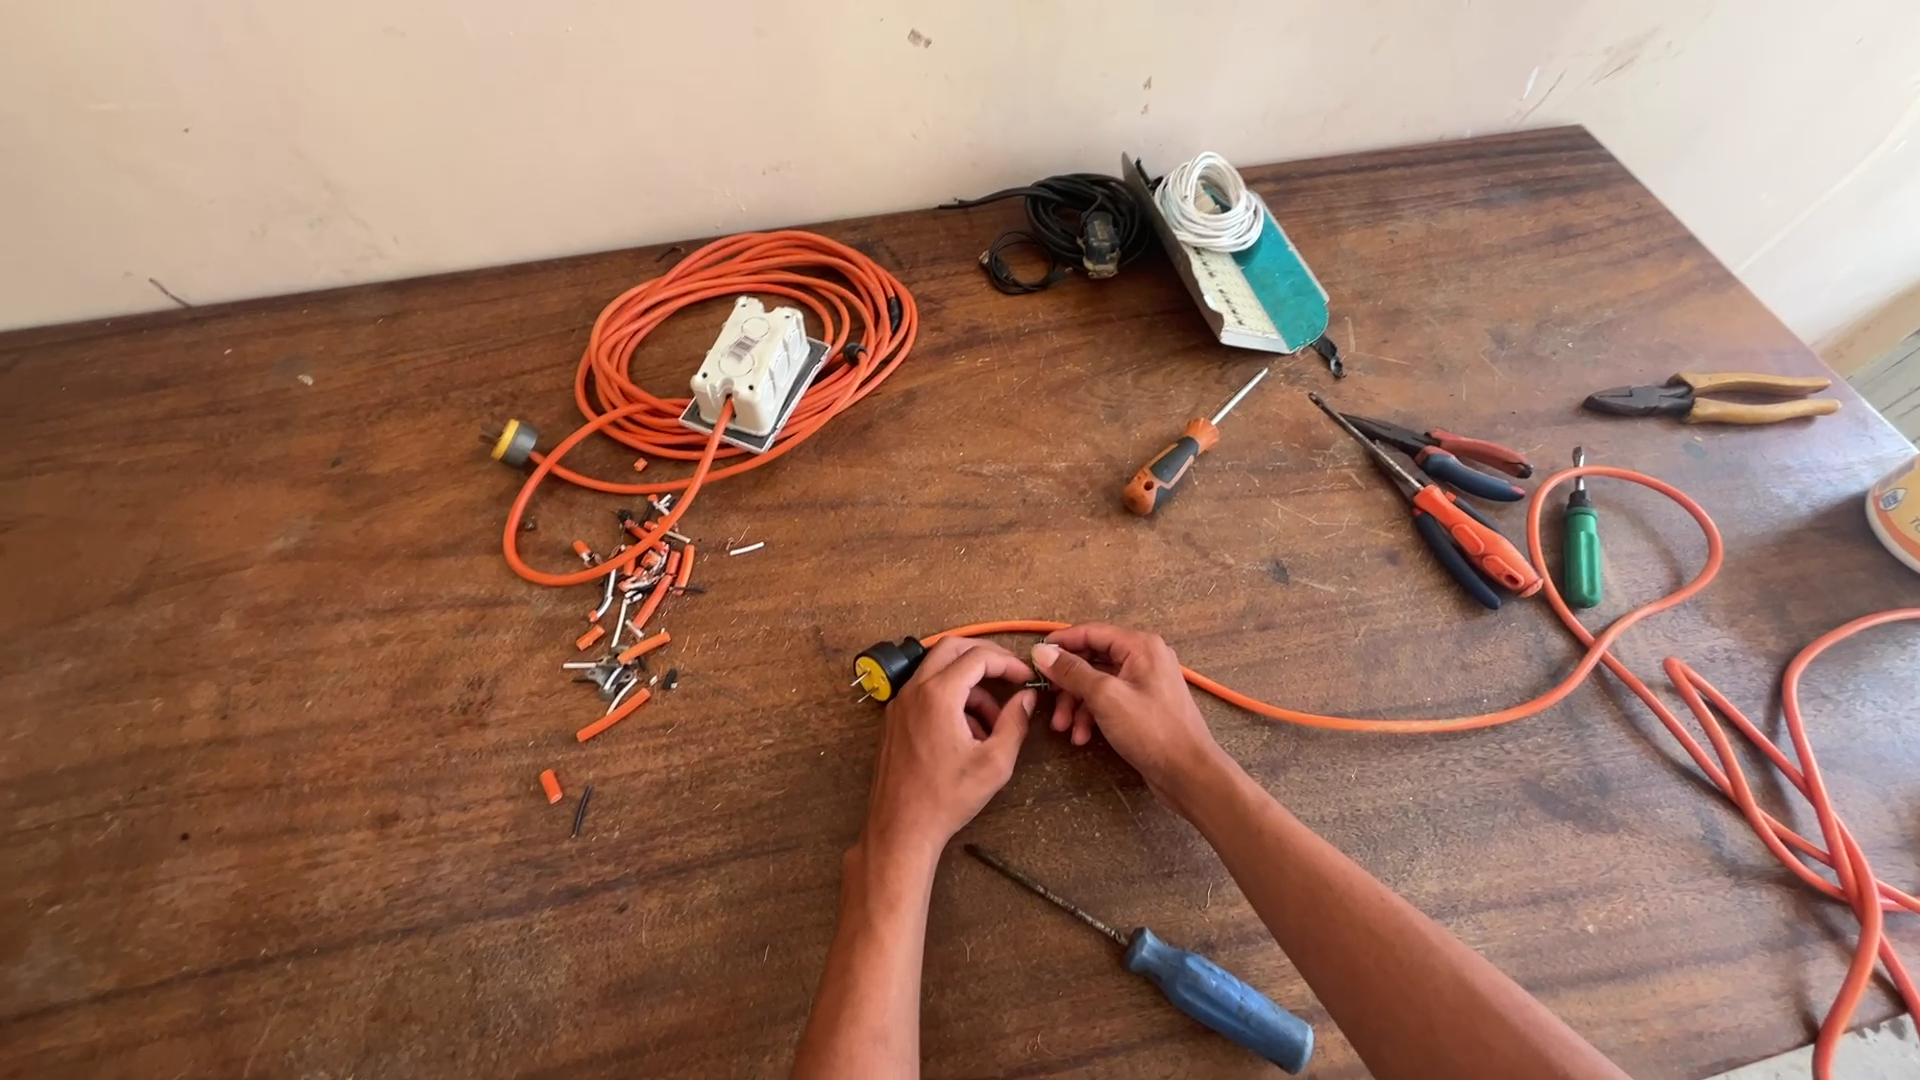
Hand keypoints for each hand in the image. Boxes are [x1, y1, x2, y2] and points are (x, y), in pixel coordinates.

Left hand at [860, 637, 1035, 860]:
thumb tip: (1026, 698)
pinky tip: (966, 732)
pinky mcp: (894, 719)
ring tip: (990, 722)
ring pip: (938, 670)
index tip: (1024, 677)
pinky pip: (925, 691)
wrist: (901, 828)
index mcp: (938, 695)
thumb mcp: (994, 763)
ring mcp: (899, 704)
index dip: (1007, 662)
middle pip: (952, 648)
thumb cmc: (944, 799)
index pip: (977, 657)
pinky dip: (949, 697)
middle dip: (984, 657)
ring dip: (968, 683)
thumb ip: (1015, 723)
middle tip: (1008, 675)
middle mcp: (914, 691)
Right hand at [1029, 624, 1226, 807]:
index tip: (1035, 657)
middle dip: (1067, 682)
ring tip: (1063, 728)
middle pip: (1092, 659)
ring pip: (1097, 683)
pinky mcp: (1142, 706)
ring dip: (1076, 704)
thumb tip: (1041, 650)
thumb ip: (1072, 671)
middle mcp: (1143, 658)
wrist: (1189, 774)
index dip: (1061, 643)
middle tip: (1048, 700)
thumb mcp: (1105, 697)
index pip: (1091, 632)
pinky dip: (1092, 715)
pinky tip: (1082, 736)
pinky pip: (1108, 700)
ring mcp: (1144, 683)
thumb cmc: (1152, 730)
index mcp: (1140, 646)